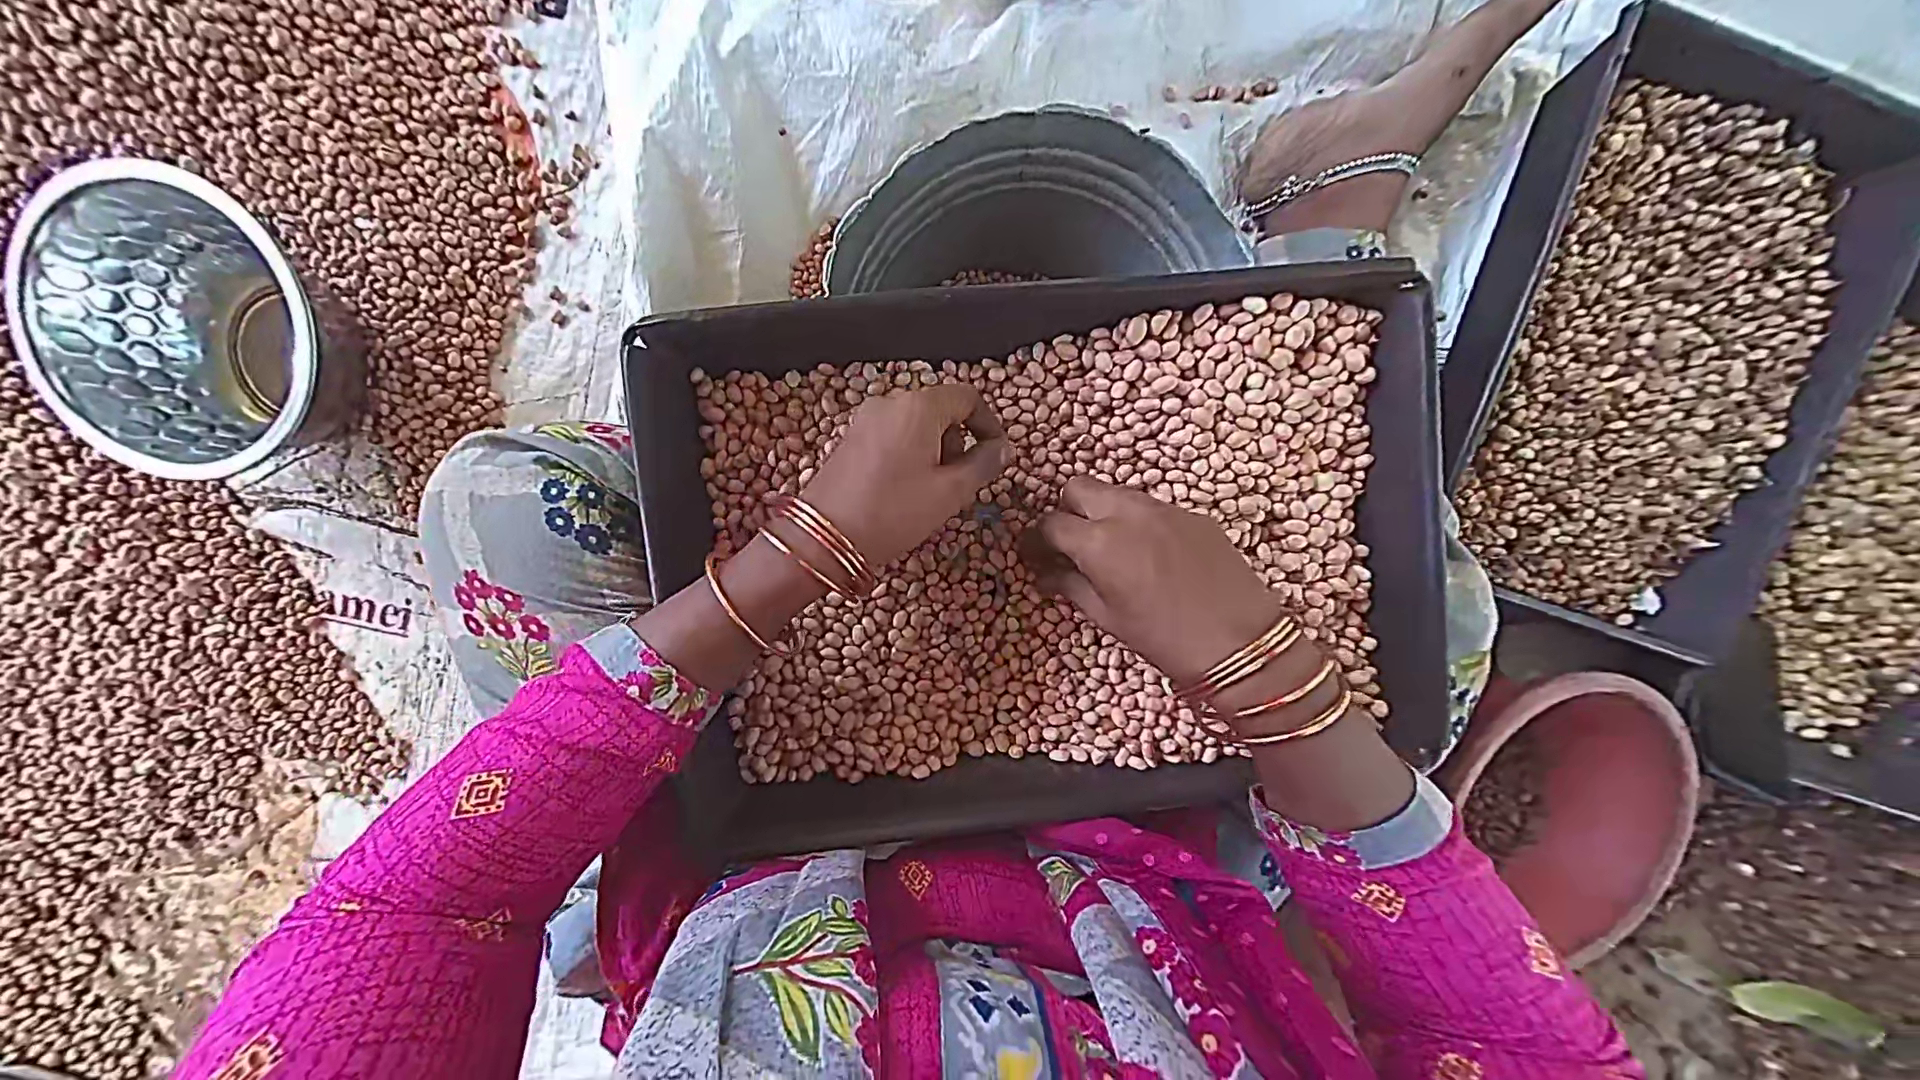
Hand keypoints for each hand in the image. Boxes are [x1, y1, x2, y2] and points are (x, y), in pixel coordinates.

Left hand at [796, 384, 1006, 568]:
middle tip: (959, 482)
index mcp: (918, 407)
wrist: (824, 538)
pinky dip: (910, 455)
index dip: (989, 424)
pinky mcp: (851, 438)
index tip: (996, 455)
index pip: (968, 397)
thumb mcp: (950, 492)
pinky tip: (904, 490)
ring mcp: (866, 419)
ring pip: (916, 425)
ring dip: (935, 451)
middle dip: (959, 442)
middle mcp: (890, 402)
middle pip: (940, 410)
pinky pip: (893, 436)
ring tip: (930, 492)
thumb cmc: (894, 513)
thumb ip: (984, 465)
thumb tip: (1003, 448)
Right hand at [1030, 477, 1284, 684]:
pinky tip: (1148, 555)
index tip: (1034, 554)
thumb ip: (1070, 585)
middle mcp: (1127, 512)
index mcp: (1099, 541)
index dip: (1035, 539)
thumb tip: (1045, 573)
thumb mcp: (1107, 616)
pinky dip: (1137, 522)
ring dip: (1101, 512)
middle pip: (1078, 487)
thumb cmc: (1163, 638)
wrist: (1241, 643)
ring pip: (1116, 493)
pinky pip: (1151, 507)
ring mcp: (1163, 509)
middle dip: (1066, 511)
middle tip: (1069, 544)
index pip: (1050, 523)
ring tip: (1109, 549)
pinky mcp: (1192, 515)